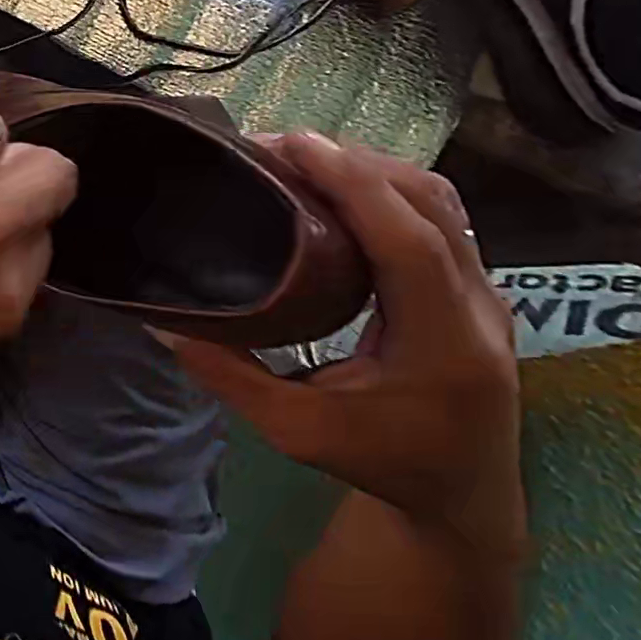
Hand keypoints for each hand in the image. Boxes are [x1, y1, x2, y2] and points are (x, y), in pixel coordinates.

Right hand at [152, 134, 523, 549]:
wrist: (463, 496)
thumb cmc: (379, 463)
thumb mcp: (292, 431)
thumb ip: (227, 375)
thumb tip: (159, 322)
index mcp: (444, 343)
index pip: (411, 240)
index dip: (354, 184)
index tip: (293, 143)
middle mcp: (476, 306)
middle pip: (429, 204)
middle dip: (351, 162)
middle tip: (271, 148)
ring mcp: (481, 293)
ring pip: (438, 202)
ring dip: (368, 168)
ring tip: (293, 158)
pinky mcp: (467, 287)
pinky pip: (432, 216)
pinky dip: (379, 186)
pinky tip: (329, 187)